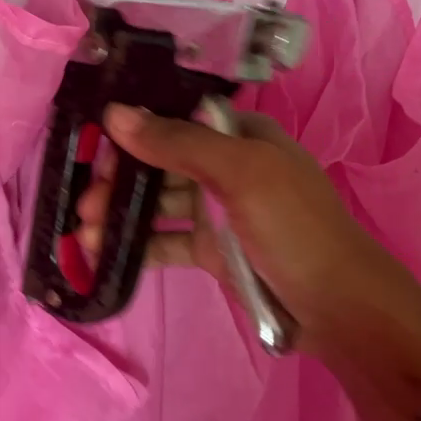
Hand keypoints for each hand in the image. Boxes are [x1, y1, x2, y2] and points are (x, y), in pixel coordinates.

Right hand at [75, 103, 420, 357]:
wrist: (335, 307)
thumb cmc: (294, 228)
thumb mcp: (240, 174)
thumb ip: (176, 144)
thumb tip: (115, 113)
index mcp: (240, 138)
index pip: (176, 122)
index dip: (134, 130)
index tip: (95, 145)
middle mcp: (225, 169)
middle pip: (158, 164)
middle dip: (118, 180)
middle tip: (85, 202)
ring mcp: (216, 212)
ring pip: (155, 205)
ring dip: (119, 215)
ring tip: (85, 234)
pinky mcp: (208, 250)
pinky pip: (162, 241)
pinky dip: (133, 246)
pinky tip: (102, 254)